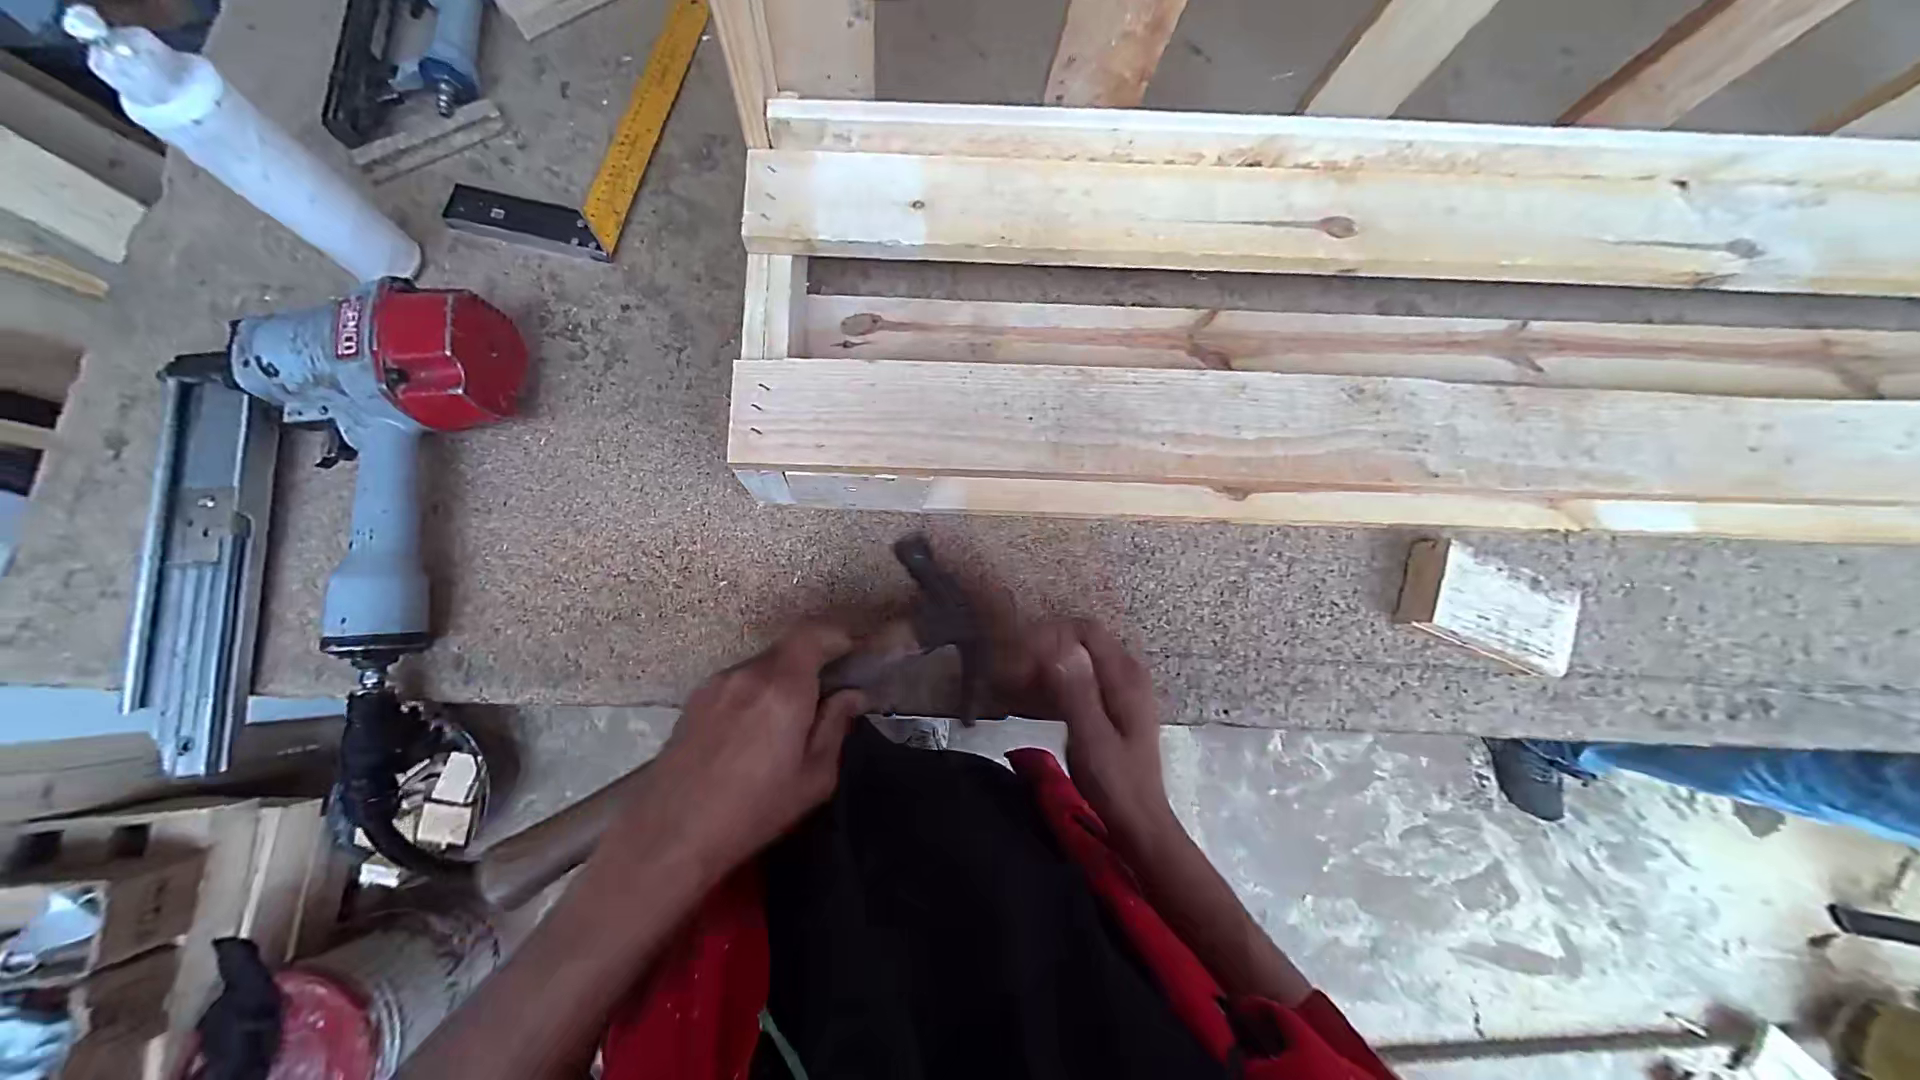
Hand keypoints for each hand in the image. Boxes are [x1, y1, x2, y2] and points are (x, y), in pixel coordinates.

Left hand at [606, 622, 866, 881]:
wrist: (668, 836)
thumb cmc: (752, 811)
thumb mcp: (813, 778)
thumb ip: (836, 727)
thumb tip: (851, 695)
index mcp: (783, 689)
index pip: (814, 634)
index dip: (839, 636)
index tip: (857, 653)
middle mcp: (748, 674)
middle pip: (790, 648)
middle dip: (815, 661)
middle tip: (831, 692)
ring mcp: (717, 684)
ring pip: (763, 665)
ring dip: (785, 679)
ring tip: (792, 718)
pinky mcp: (695, 699)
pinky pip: (740, 681)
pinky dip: (759, 691)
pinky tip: (756, 730)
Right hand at [1011, 620, 1179, 857]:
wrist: (1139, 821)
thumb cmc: (1116, 785)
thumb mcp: (1091, 738)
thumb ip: (1076, 691)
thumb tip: (1057, 648)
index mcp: (1125, 676)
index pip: (1084, 630)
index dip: (1049, 635)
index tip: (1019, 656)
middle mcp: (1127, 674)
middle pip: (1080, 639)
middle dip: (1043, 648)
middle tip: (1012, 670)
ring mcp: (1122, 688)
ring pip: (1078, 657)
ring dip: (1046, 663)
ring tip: (1017, 681)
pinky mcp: (1113, 703)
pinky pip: (1080, 675)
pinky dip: (1055, 679)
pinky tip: (1035, 696)